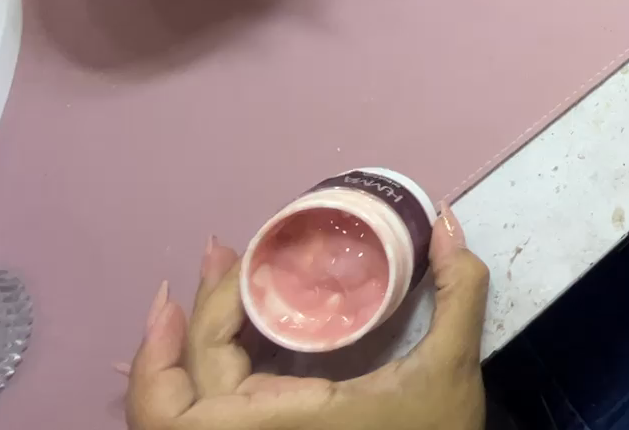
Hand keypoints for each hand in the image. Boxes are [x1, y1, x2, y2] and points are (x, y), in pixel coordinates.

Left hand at [127, 204, 489, 429]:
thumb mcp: (453, 364)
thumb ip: (458, 288)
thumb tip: (445, 218)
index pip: (179, 404)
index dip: (175, 342)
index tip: (227, 267)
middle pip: (170, 397)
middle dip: (184, 320)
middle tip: (221, 252)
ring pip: (177, 411)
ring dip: (181, 346)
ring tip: (216, 279)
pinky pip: (203, 417)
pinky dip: (197, 374)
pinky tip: (226, 333)